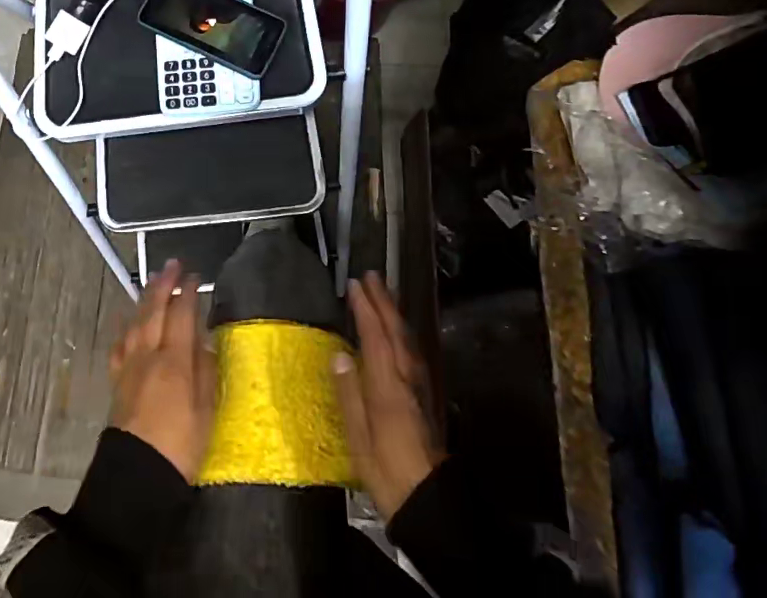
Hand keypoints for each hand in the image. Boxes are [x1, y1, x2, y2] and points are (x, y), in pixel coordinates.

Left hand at [109, 260, 214, 480]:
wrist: (136, 480)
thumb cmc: (180, 445)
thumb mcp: (207, 408)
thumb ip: (206, 369)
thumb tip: (204, 342)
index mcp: (174, 361)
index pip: (181, 315)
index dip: (188, 293)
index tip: (194, 276)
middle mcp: (148, 357)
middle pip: (153, 312)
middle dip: (163, 285)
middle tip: (172, 265)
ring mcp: (129, 370)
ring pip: (135, 324)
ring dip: (145, 300)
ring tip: (152, 283)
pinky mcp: (118, 384)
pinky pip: (121, 344)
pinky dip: (127, 327)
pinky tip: (129, 324)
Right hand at [334, 272, 445, 520]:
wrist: (426, 491)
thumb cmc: (386, 466)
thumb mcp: (358, 436)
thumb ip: (350, 393)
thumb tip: (339, 356)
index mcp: (387, 382)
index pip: (375, 334)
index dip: (365, 307)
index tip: (355, 285)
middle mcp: (406, 373)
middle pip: (395, 327)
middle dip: (383, 299)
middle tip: (372, 276)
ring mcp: (418, 380)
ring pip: (405, 335)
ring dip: (394, 310)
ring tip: (384, 292)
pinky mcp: (423, 388)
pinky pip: (410, 346)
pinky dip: (400, 329)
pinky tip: (395, 329)